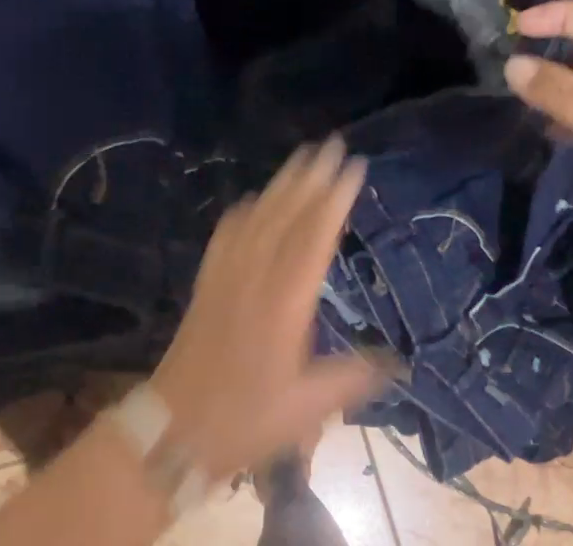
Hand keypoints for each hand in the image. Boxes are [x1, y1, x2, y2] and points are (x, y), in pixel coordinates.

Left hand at [149, 138, 392, 480]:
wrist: (175, 427)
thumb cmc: (246, 419)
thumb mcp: (309, 407)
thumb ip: (353, 377)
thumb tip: (396, 361)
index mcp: (284, 302)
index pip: (313, 238)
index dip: (333, 200)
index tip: (352, 168)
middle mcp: (254, 278)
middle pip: (284, 216)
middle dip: (310, 178)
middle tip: (332, 145)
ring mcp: (225, 277)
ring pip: (256, 219)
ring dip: (279, 186)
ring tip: (301, 158)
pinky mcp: (206, 283)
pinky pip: (226, 236)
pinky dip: (242, 213)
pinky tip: (250, 200)